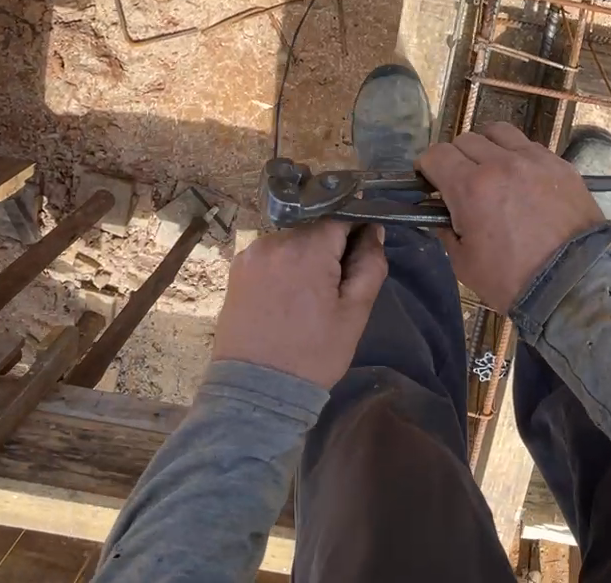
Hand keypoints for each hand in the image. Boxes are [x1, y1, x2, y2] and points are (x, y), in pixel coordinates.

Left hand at [211, 219, 387, 388]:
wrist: (256, 392)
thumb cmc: (312, 355)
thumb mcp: (355, 313)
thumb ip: (370, 264)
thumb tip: (373, 231)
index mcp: (307, 249)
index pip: (341, 217)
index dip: (356, 234)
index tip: (358, 260)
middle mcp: (275, 241)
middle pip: (316, 228)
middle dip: (329, 248)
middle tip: (334, 287)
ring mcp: (251, 253)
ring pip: (294, 239)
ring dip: (306, 256)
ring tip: (308, 295)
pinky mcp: (237, 268)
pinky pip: (272, 253)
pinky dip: (284, 265)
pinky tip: (286, 295)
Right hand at [416, 123, 604, 310]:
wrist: (575, 284)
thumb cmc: (513, 280)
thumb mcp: (464, 263)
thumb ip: (446, 229)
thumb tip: (441, 212)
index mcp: (471, 187)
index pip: (436, 155)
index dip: (426, 167)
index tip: (429, 180)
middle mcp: (501, 163)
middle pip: (465, 140)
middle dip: (454, 158)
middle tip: (459, 181)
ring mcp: (534, 159)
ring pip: (498, 132)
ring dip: (486, 146)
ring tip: (490, 168)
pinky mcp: (559, 164)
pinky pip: (529, 145)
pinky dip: (517, 155)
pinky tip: (521, 177)